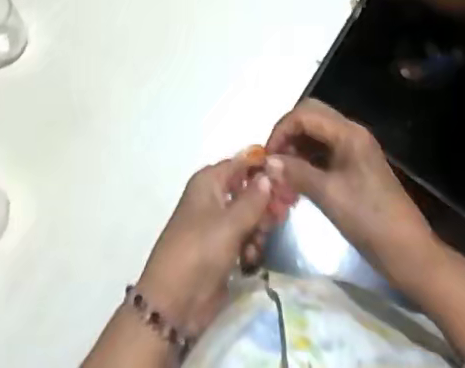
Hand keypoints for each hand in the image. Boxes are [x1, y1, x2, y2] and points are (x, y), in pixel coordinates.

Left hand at [134, 154, 278, 334]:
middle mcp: (213, 197)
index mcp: (209, 181)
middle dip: (266, 202)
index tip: (288, 180)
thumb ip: (254, 198)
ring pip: (249, 215)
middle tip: (283, 214)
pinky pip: (245, 237)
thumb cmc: (200, 250)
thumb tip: (269, 173)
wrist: (176, 301)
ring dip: (260, 227)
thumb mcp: (230, 223)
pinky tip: (251, 257)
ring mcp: (217, 224)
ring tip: (260, 241)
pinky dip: (251, 244)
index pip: (242, 163)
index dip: (264, 169)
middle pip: (248, 189)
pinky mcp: (222, 248)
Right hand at [264, 100, 438, 283]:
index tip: (266, 157)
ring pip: (316, 135)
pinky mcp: (355, 166)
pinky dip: (307, 161)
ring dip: (296, 148)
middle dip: (288, 134)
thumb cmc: (369, 220)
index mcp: (348, 133)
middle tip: (273, 161)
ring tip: (281, 175)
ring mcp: (354, 150)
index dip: (281, 130)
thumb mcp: (329, 195)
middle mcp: (351, 133)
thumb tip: (267, 161)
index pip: (305, 114)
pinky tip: (296, 182)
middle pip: (311, 117)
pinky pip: (324, 151)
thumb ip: (296, 173)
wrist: (408, 251)